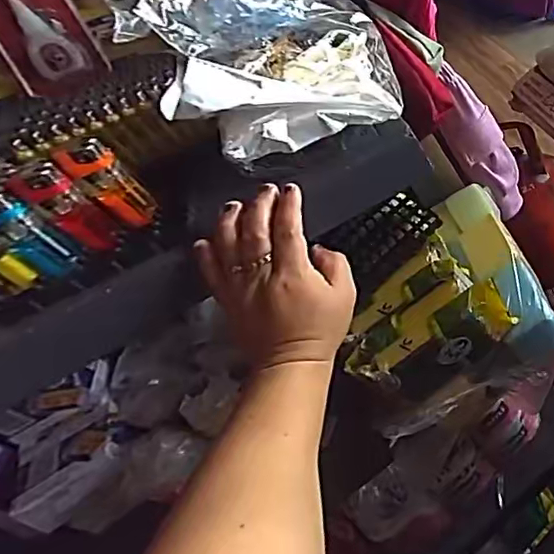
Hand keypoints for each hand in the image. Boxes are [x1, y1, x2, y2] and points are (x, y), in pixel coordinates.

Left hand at [195, 183, 355, 370]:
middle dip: (259, 206)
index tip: (291, 191)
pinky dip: (206, 254)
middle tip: (265, 191)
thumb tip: (319, 249)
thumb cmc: (322, 328)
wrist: (290, 362)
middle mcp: (262, 276)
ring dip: (229, 222)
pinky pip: (211, 272)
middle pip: (255, 232)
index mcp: (294, 272)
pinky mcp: (227, 301)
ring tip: (233, 206)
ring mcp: (240, 288)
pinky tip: (206, 240)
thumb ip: (336, 265)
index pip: (288, 230)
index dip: (289, 207)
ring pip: (227, 247)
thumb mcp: (347, 293)